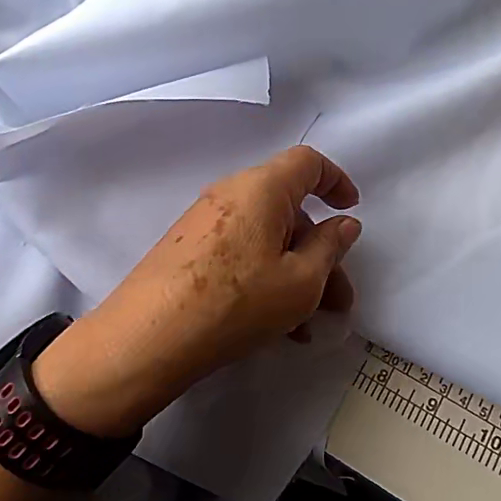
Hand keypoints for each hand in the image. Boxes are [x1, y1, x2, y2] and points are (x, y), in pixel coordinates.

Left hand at [31, 146, 362, 436]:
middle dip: (319, 255)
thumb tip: (343, 224)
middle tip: (338, 302)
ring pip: (263, 242)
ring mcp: (201, 226)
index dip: (336, 181)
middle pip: (286, 212)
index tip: (351, 211)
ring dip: (293, 278)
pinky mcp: (184, 254)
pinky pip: (237, 257)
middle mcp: (227, 197)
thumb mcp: (299, 282)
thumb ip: (329, 248)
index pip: (307, 163)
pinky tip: (275, 329)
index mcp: (260, 188)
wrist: (149, 336)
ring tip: (308, 328)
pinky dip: (262, 282)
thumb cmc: (235, 303)